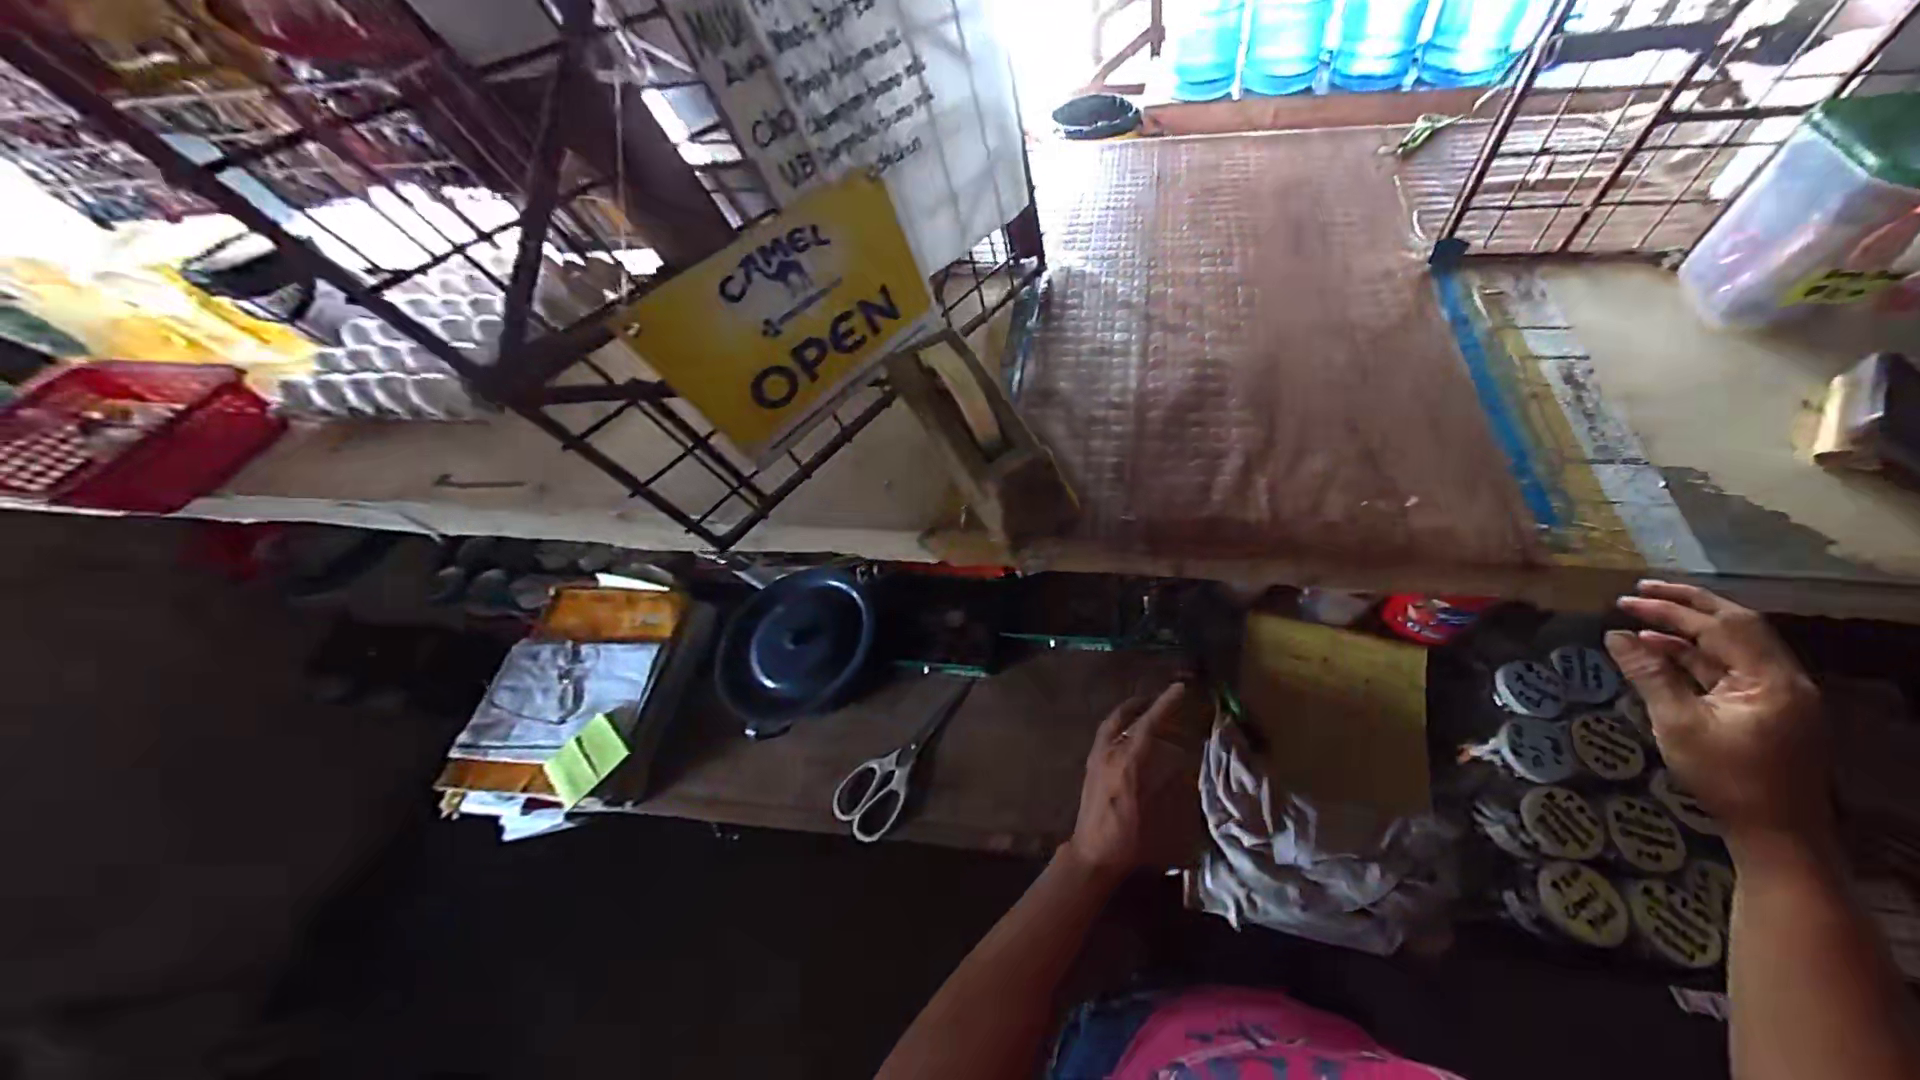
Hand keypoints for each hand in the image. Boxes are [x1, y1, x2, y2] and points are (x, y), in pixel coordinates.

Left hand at [1064, 681, 1204, 881]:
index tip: (1178, 688)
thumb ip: (1168, 784)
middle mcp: (1107, 754)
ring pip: (1110, 725)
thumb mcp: (1157, 813)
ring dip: (1128, 714)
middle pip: (1121, 717)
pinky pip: (1105, 737)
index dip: (1164, 704)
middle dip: (1140, 704)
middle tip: (1157, 698)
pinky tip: (1129, 737)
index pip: (1147, 724)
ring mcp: (1095, 759)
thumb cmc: (1128, 839)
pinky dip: (1119, 728)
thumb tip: (1182, 761)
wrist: (1092, 854)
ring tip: (1144, 712)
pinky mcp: (1090, 768)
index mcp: (1125, 762)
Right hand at [1605, 581, 1830, 845]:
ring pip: (1733, 646)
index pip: (1722, 627)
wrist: (1776, 831)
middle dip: (1687, 605)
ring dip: (1688, 629)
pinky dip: (1694, 654)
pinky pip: (1728, 668)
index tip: (1625, 600)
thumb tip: (1617, 636)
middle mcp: (1784, 679)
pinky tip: (1661, 651)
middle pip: (1738, 627)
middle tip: (1641, 590)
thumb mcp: (1678, 723)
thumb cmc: (1726, 776)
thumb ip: (1650, 674)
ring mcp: (1779, 694)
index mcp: (1773, 680)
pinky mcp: (1767, 708)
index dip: (1672, 608)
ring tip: (1642, 618)